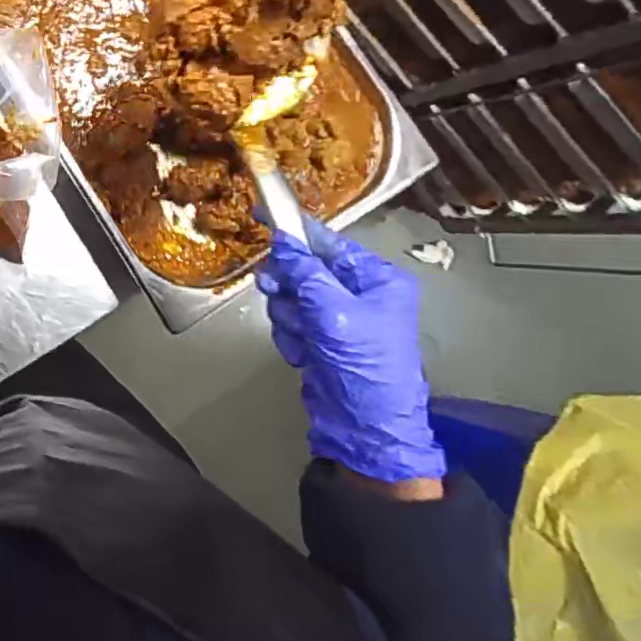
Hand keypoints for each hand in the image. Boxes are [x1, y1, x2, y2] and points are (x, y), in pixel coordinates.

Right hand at [255, 219, 444, 483]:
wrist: (364, 428)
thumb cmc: (364, 367)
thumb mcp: (334, 313)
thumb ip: (305, 274)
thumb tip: (284, 243)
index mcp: (376, 279)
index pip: (328, 242)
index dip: (296, 229)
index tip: (264, 212)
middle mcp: (358, 294)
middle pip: (303, 269)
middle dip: (288, 286)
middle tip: (276, 292)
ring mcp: (337, 317)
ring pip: (290, 296)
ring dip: (288, 317)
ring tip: (304, 338)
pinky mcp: (319, 338)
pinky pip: (289, 321)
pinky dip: (290, 336)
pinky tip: (304, 353)